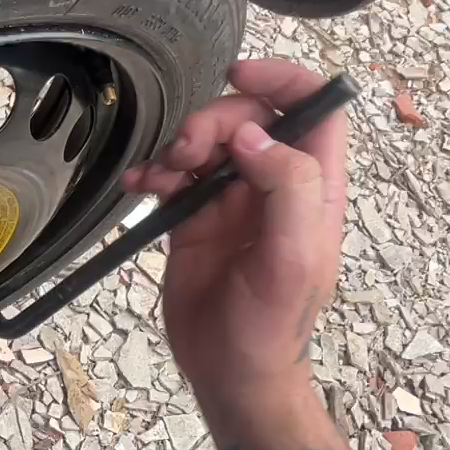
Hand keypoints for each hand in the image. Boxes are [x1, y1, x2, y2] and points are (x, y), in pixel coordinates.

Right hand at [121, 59, 348, 424]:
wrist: (229, 373)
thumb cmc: (270, 328)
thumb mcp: (293, 260)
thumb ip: (288, 189)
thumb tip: (253, 136)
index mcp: (313, 190)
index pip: (314, 111)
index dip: (284, 81)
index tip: (238, 76)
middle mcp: (272, 188)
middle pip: (248, 122)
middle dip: (212, 122)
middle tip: (183, 152)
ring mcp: (229, 204)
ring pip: (206, 147)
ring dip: (175, 148)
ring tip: (157, 175)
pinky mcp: (192, 222)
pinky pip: (172, 181)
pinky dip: (151, 175)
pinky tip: (135, 186)